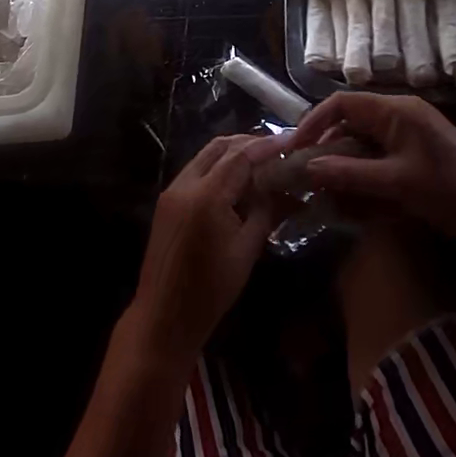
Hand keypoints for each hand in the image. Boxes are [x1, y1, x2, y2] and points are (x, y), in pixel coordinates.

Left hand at [130, 135, 279, 358]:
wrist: (164, 316)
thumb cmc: (211, 289)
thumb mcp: (247, 249)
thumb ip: (266, 211)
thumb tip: (285, 188)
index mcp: (207, 196)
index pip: (241, 156)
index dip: (267, 146)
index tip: (291, 140)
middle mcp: (185, 184)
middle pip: (220, 147)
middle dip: (249, 143)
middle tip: (277, 149)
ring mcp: (172, 191)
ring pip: (206, 156)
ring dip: (233, 153)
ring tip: (262, 161)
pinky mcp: (167, 201)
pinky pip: (196, 170)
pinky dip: (218, 167)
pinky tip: (237, 180)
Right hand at [291, 93, 455, 246]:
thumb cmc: (452, 192)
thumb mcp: (397, 183)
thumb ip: (349, 173)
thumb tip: (306, 167)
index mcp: (396, 110)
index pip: (342, 103)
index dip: (314, 122)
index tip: (294, 149)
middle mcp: (400, 116)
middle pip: (350, 123)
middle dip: (326, 149)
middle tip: (305, 177)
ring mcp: (409, 137)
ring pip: (362, 145)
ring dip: (343, 167)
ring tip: (326, 194)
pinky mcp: (415, 157)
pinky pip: (378, 161)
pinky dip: (363, 178)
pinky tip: (354, 202)